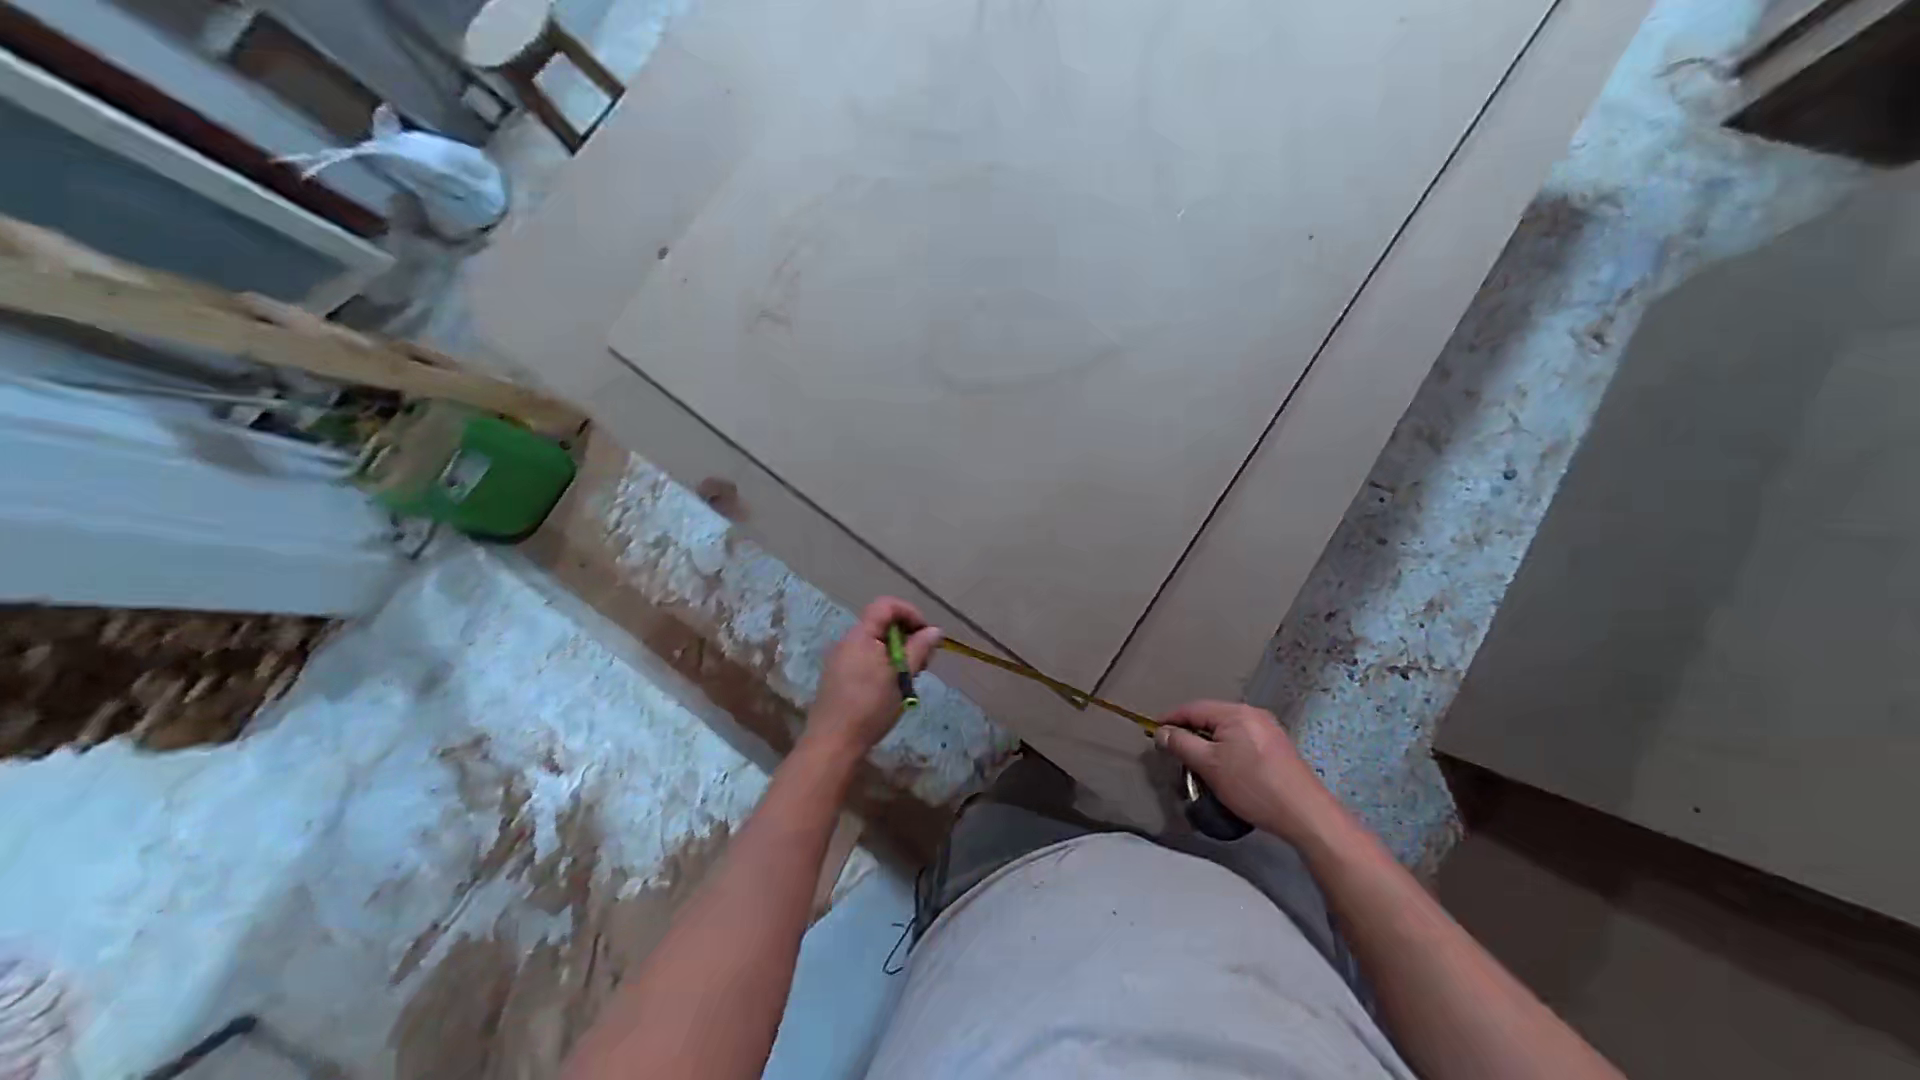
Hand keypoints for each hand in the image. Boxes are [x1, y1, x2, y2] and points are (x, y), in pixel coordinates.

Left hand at [804, 597, 942, 758]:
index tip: (926, 635)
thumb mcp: (901, 677)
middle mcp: (847, 641)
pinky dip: (883, 663)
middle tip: (922, 663)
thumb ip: (918, 650)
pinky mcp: (837, 676)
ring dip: (897, 653)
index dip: (910, 613)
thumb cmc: (870, 707)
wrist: (833, 743)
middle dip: (907, 636)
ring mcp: (840, 659)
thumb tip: (934, 630)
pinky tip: (890, 688)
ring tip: (908, 679)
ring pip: (875, 643)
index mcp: (860, 635)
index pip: (886, 605)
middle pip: (881, 624)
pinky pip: (865, 658)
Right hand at [1155, 700, 1343, 844]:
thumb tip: (1161, 732)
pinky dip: (1225, 750)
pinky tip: (1223, 768)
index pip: (1193, 708)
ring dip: (1207, 743)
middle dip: (1189, 732)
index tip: (1153, 733)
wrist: (1305, 815)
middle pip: (1210, 717)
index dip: (1170, 719)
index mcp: (1236, 712)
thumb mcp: (1209, 765)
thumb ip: (1181, 744)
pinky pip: (1241, 740)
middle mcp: (1253, 714)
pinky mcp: (1277, 747)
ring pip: (1226, 730)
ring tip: (1195, 762)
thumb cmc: (1253, 786)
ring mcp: (1268, 730)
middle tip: (1173, 750)